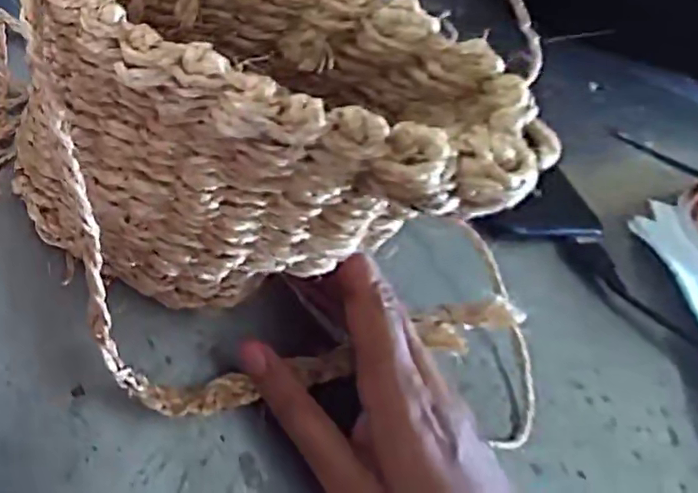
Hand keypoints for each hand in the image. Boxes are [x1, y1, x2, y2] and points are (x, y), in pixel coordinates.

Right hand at [239, 257, 510, 492]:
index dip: (342, 259)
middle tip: (289, 246)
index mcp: (403, 392)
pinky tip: (345, 321)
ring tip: (304, 273)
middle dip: (337, 268)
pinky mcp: (448, 406)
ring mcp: (445, 391)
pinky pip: (406, 342)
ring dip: (351, 291)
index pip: (374, 302)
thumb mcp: (347, 483)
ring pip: (397, 319)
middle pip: (385, 302)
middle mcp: (429, 379)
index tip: (303, 230)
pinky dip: (370, 317)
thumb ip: (300, 415)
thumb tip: (249, 348)